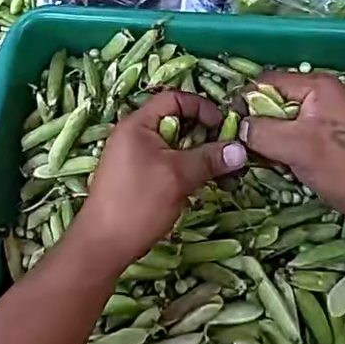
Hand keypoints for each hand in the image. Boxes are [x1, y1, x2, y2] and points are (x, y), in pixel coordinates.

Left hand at [70, 90, 247, 275]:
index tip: (222, 126)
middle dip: (205, 135)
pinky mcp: (137, 177)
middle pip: (176, 122)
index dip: (201, 107)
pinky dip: (186, 170)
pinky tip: (202, 186)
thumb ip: (209, 159)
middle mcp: (134, 135)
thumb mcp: (178, 176)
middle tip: (227, 153)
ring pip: (174, 146)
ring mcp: (134, 157)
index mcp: (137, 124)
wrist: (103, 244)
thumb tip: (241, 149)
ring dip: (199, 156)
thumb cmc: (138, 202)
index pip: (174, 99)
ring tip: (222, 175)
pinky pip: (167, 163)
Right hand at [239, 71, 344, 217]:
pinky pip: (293, 132)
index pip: (265, 82)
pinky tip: (280, 164)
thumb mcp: (293, 145)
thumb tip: (237, 127)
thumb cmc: (340, 167)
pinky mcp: (325, 134)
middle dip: (257, 122)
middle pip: (272, 100)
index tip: (232, 126)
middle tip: (246, 146)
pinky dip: (282, 146)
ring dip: (268, 138)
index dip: (245, 102)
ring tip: (263, 157)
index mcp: (316, 85)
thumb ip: (259, 131)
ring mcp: (325, 114)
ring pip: (281, 119)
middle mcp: (320, 93)